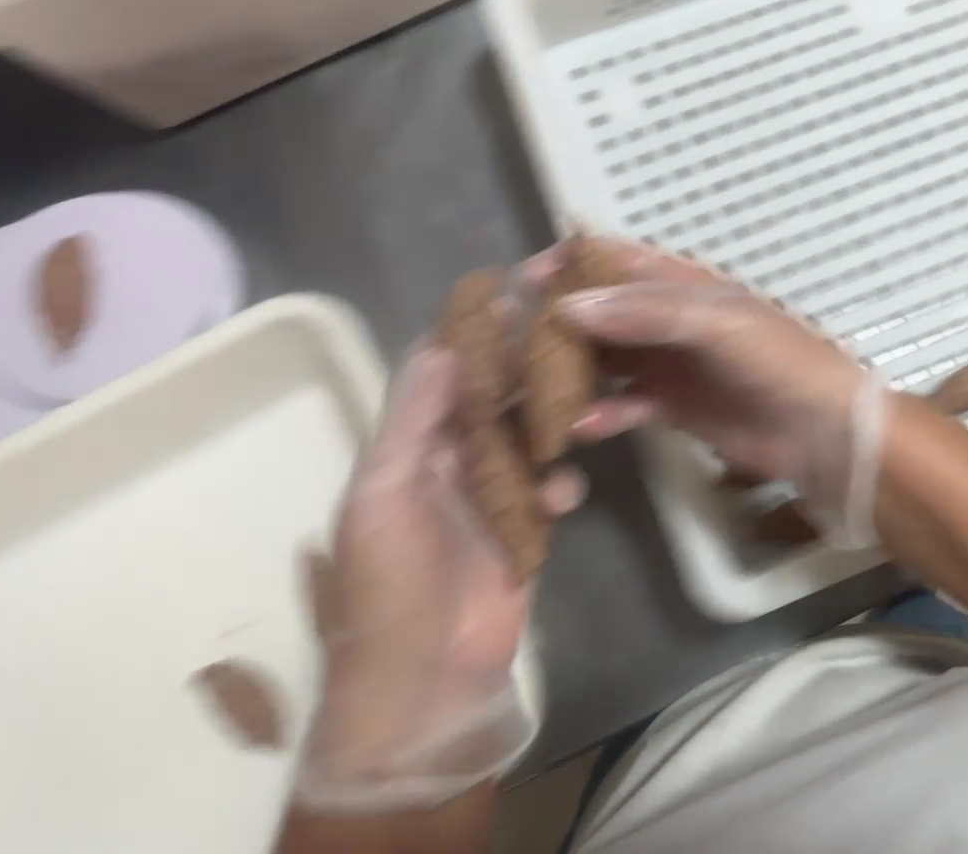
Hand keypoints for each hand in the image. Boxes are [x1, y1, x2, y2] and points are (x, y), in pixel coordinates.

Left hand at [294, 347, 581, 812]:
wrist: (423, 678)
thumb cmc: (390, 584)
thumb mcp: (385, 493)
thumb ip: (414, 419)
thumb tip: (446, 343)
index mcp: (410, 445)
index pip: (444, 371)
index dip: (473, 330)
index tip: (515, 289)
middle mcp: (451, 458)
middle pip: (494, 396)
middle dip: (525, 366)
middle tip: (570, 330)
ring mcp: (490, 493)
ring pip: (527, 436)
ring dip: (550, 419)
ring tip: (582, 398)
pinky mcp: (523, 528)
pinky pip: (549, 489)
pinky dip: (558, 485)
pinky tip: (562, 494)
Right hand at [541, 240, 886, 547]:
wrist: (825, 431)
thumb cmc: (780, 362)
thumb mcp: (718, 324)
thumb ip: (646, 312)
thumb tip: (569, 306)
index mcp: (682, 283)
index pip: (614, 260)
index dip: (568, 263)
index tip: (520, 283)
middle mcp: (668, 319)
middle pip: (600, 311)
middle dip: (557, 324)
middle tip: (512, 347)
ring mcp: (669, 364)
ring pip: (605, 359)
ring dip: (571, 371)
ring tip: (532, 390)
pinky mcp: (673, 406)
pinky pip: (625, 404)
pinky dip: (603, 414)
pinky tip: (581, 429)